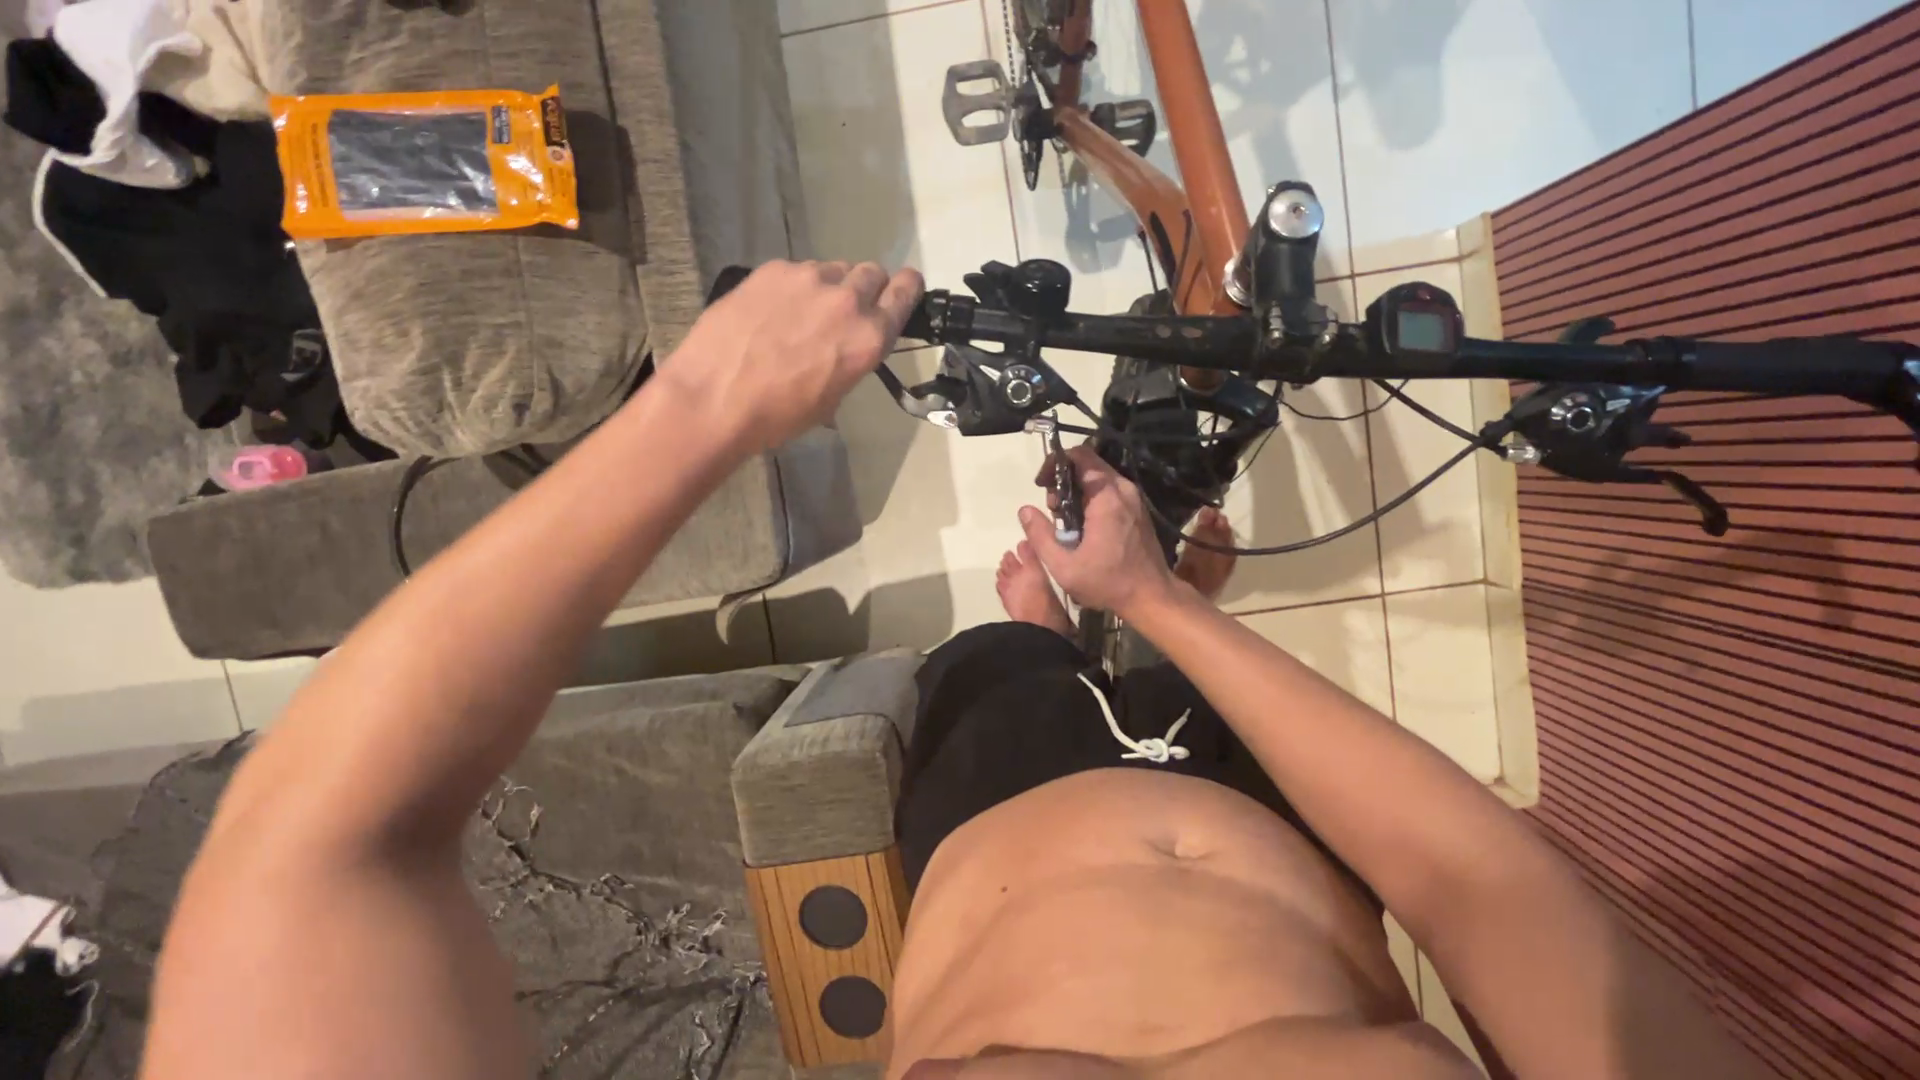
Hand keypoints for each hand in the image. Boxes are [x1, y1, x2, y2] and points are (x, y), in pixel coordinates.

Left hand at [664, 260, 924, 452]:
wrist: (714, 397)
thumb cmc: (778, 416)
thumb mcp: (832, 398)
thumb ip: (851, 360)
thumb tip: (845, 348)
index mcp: (870, 337)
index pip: (905, 292)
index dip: (905, 288)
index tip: (900, 290)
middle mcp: (847, 300)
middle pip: (871, 273)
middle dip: (865, 288)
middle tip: (843, 312)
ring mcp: (808, 278)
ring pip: (833, 270)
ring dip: (828, 287)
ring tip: (801, 313)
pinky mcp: (772, 270)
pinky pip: (796, 270)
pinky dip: (792, 286)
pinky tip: (770, 311)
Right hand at [1017, 446, 1178, 618]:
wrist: (1151, 597)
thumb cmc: (1108, 582)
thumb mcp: (1064, 566)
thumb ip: (1040, 535)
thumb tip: (1024, 510)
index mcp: (1106, 497)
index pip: (1080, 456)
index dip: (1055, 464)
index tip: (1042, 486)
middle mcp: (1123, 490)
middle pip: (1089, 465)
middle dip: (1064, 480)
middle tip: (1052, 509)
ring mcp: (1134, 499)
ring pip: (1099, 479)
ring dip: (1077, 491)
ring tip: (1065, 521)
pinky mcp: (1138, 510)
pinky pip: (1110, 492)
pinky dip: (1092, 500)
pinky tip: (1084, 527)